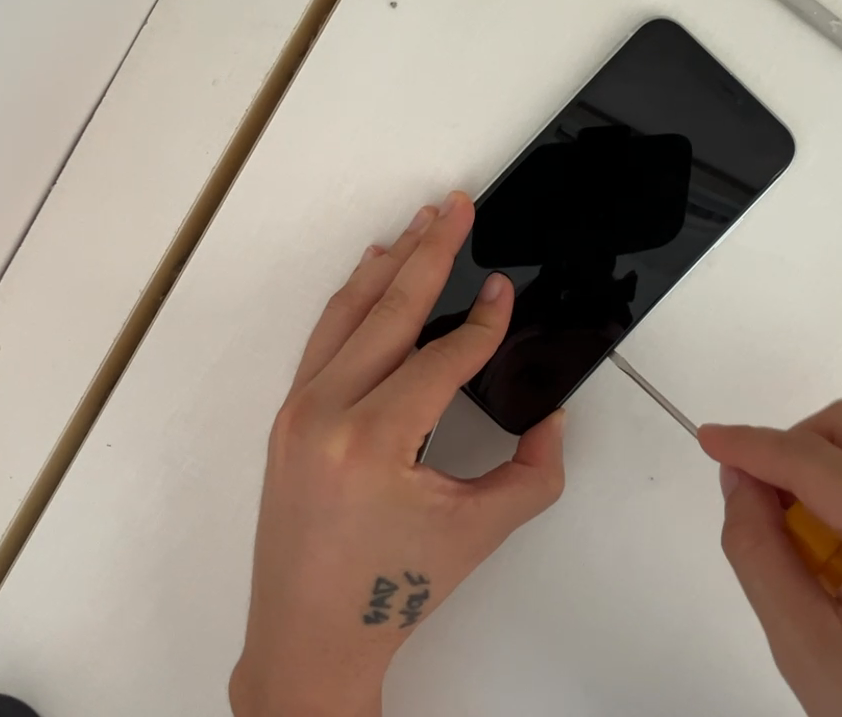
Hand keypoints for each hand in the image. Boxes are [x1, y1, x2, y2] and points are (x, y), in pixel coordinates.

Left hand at [231, 193, 566, 716]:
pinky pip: (326, 334)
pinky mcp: (290, 411)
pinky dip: (354, 295)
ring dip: (391, 262)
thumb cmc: (391, 592)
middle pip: (392, 308)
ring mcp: (301, 407)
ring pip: (352, 310)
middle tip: (458, 206)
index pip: (444, 357)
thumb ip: (535, 471)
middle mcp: (328, 411)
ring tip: (422, 223)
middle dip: (432, 250)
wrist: (308, 636)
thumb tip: (551, 414)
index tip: (505, 290)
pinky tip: (375, 268)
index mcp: (375, 440)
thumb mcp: (480, 533)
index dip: (484, 322)